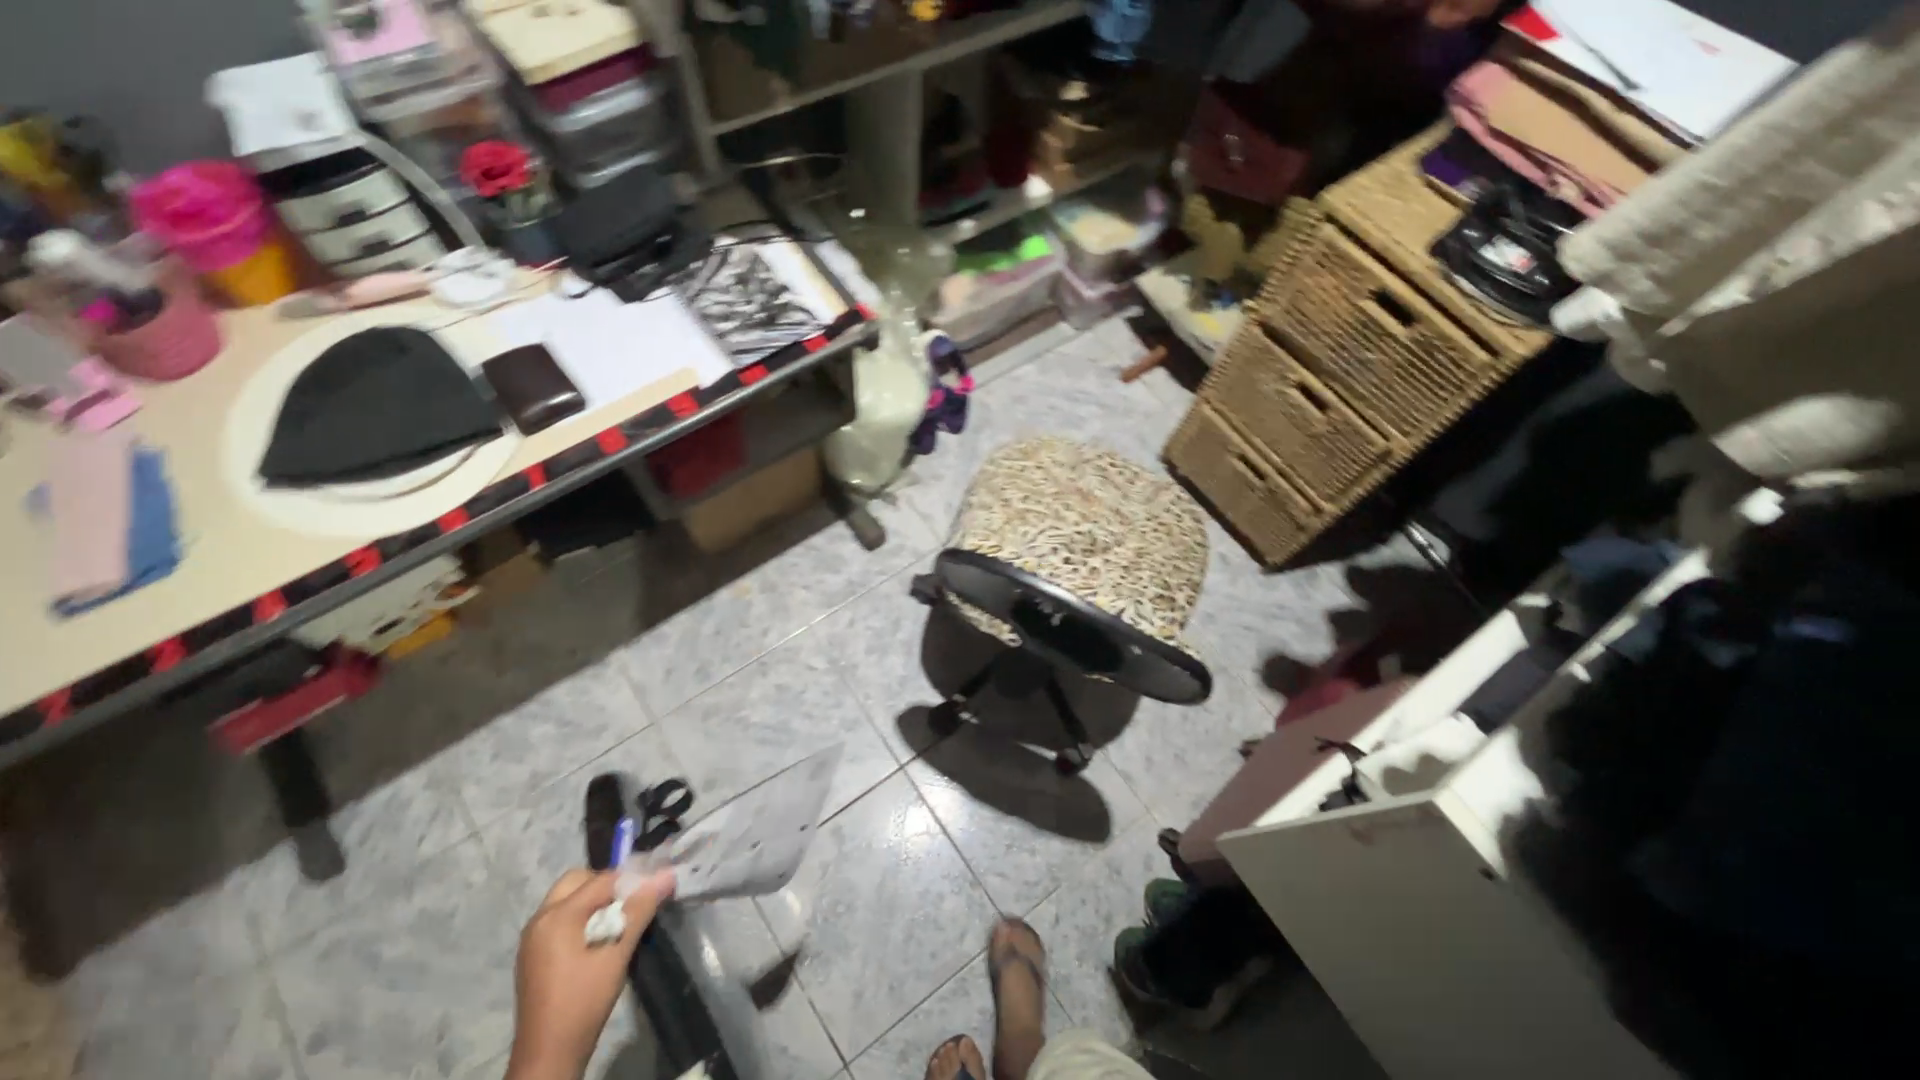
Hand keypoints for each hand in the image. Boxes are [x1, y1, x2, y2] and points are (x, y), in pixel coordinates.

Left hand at [506, 867, 675, 1079]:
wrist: (548, 1052)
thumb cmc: (585, 1000)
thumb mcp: (617, 953)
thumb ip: (639, 910)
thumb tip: (665, 876)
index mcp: (558, 915)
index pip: (601, 880)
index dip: (631, 880)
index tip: (656, 887)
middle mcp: (539, 919)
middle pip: (577, 882)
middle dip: (606, 886)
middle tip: (632, 905)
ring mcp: (532, 938)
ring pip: (566, 901)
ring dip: (592, 903)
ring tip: (618, 924)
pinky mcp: (531, 956)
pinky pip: (558, 921)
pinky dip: (579, 920)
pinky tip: (596, 943)